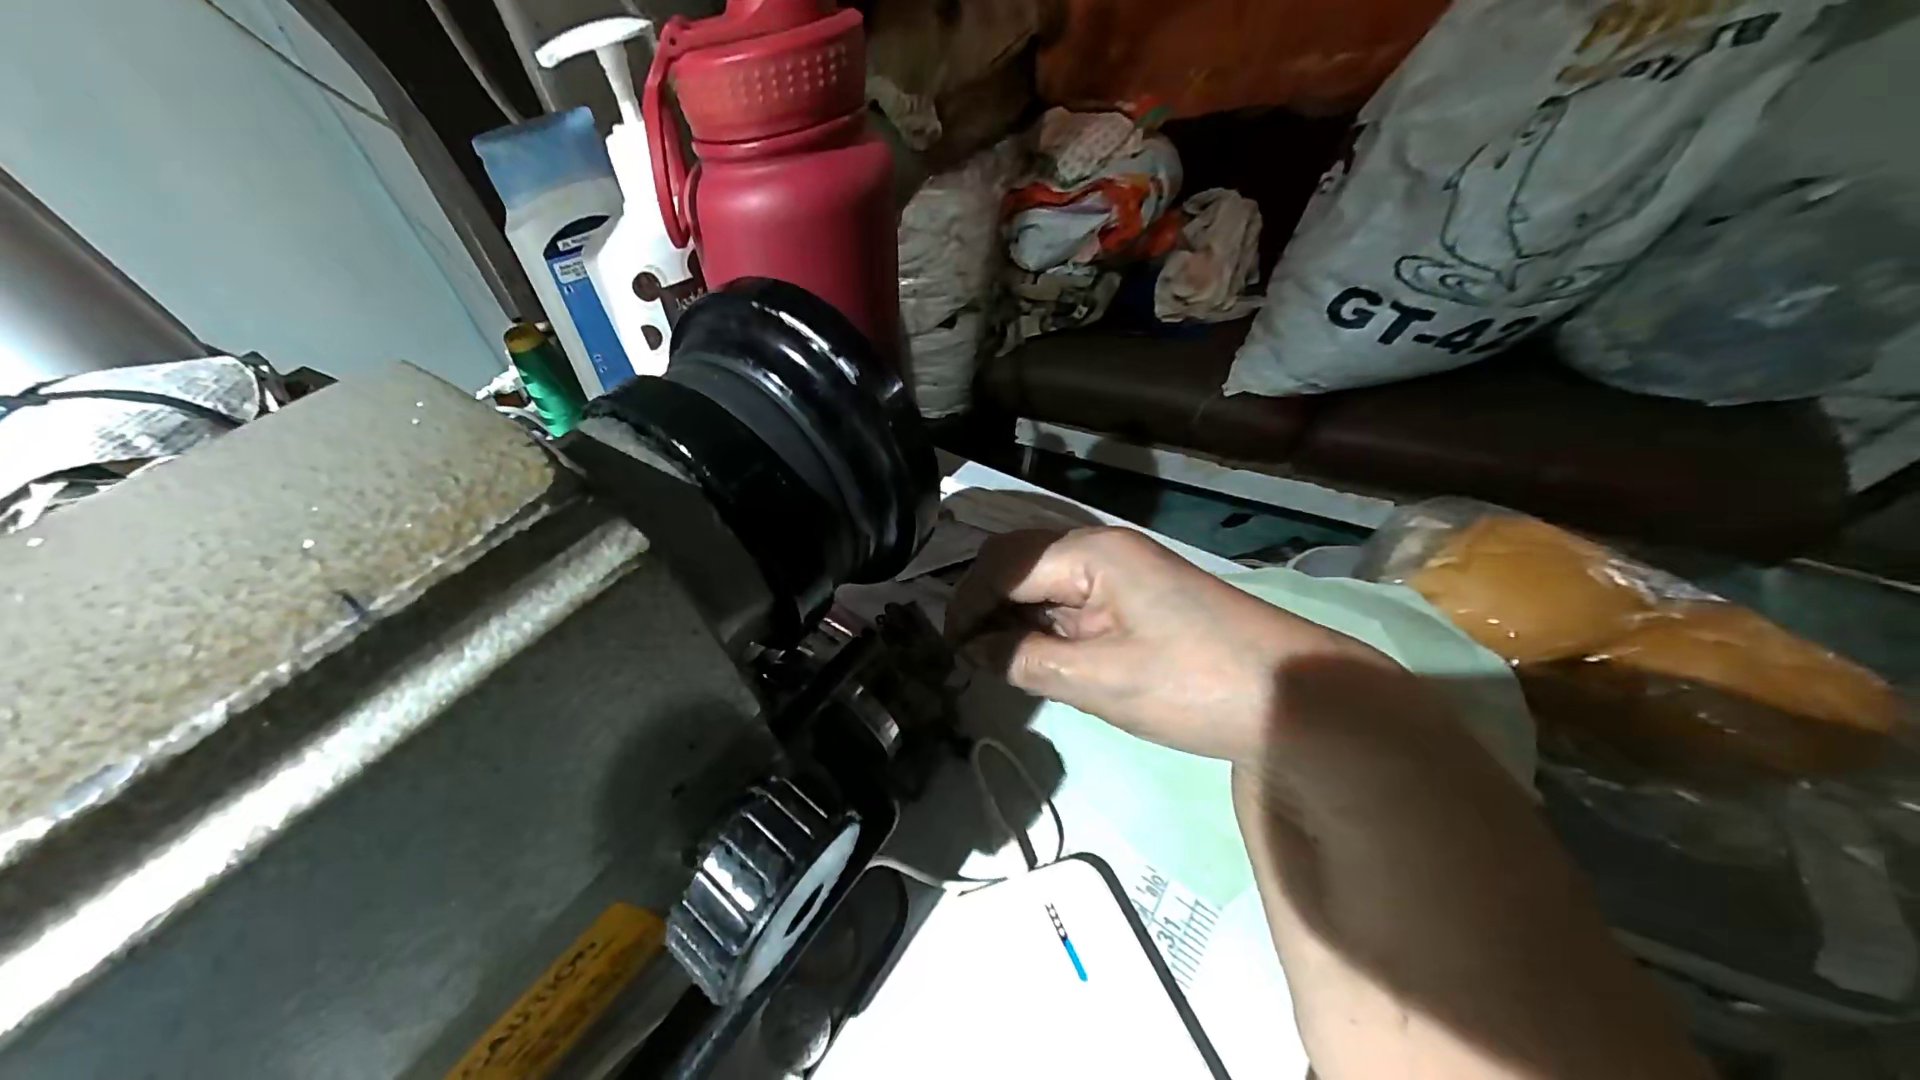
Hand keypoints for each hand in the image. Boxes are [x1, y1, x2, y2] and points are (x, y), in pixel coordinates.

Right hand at [945, 526, 1401, 764]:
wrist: (1295, 698)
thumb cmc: (1195, 684)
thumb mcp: (1099, 681)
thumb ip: (1024, 660)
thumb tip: (972, 652)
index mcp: (1092, 552)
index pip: (1003, 565)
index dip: (967, 605)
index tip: (947, 652)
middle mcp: (1102, 548)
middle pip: (1018, 563)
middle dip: (984, 605)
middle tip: (965, 656)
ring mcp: (1121, 571)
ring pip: (1042, 582)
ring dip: (1012, 616)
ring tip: (991, 661)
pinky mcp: (1134, 597)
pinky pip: (1070, 599)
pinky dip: (1043, 625)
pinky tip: (1033, 656)